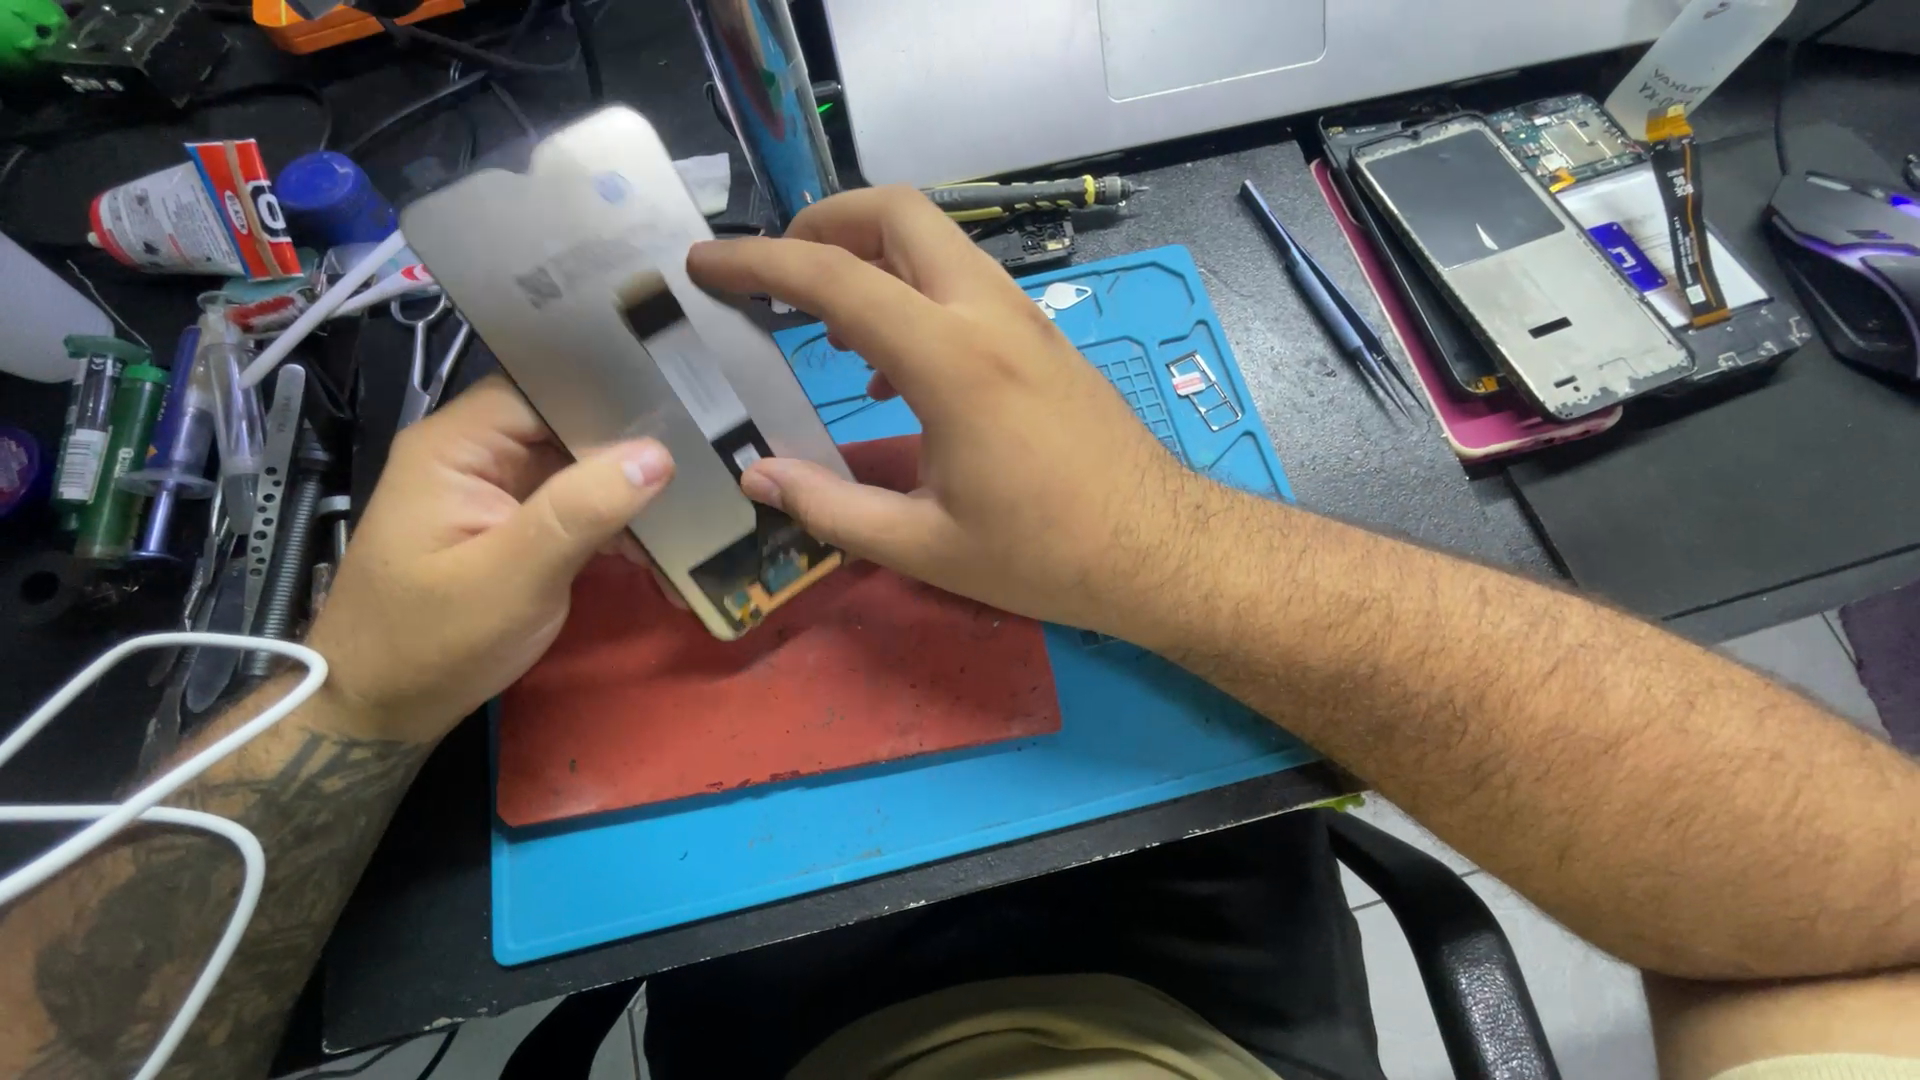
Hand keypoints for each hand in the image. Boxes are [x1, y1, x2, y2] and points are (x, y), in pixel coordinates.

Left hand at [305, 378, 674, 742]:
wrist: (386, 709)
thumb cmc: (432, 641)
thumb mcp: (511, 577)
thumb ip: (580, 511)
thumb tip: (657, 454)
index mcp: (457, 448)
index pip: (541, 389)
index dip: (608, 394)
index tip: (680, 411)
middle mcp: (480, 457)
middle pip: (569, 426)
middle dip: (635, 445)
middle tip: (709, 458)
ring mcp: (502, 494)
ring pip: (583, 468)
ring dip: (635, 490)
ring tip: (699, 504)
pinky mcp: (522, 528)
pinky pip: (582, 507)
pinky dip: (621, 524)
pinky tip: (663, 548)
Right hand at [687, 186, 1211, 638]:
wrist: (1158, 549)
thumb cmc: (1044, 555)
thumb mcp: (924, 545)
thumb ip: (831, 509)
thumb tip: (758, 478)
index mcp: (950, 360)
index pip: (835, 277)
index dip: (757, 263)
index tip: (705, 266)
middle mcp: (989, 314)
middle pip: (897, 213)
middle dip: (822, 223)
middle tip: (776, 277)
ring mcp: (1025, 317)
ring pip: (936, 242)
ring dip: (870, 257)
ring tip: (824, 326)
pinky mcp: (1043, 336)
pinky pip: (964, 282)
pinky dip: (911, 292)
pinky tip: (892, 370)